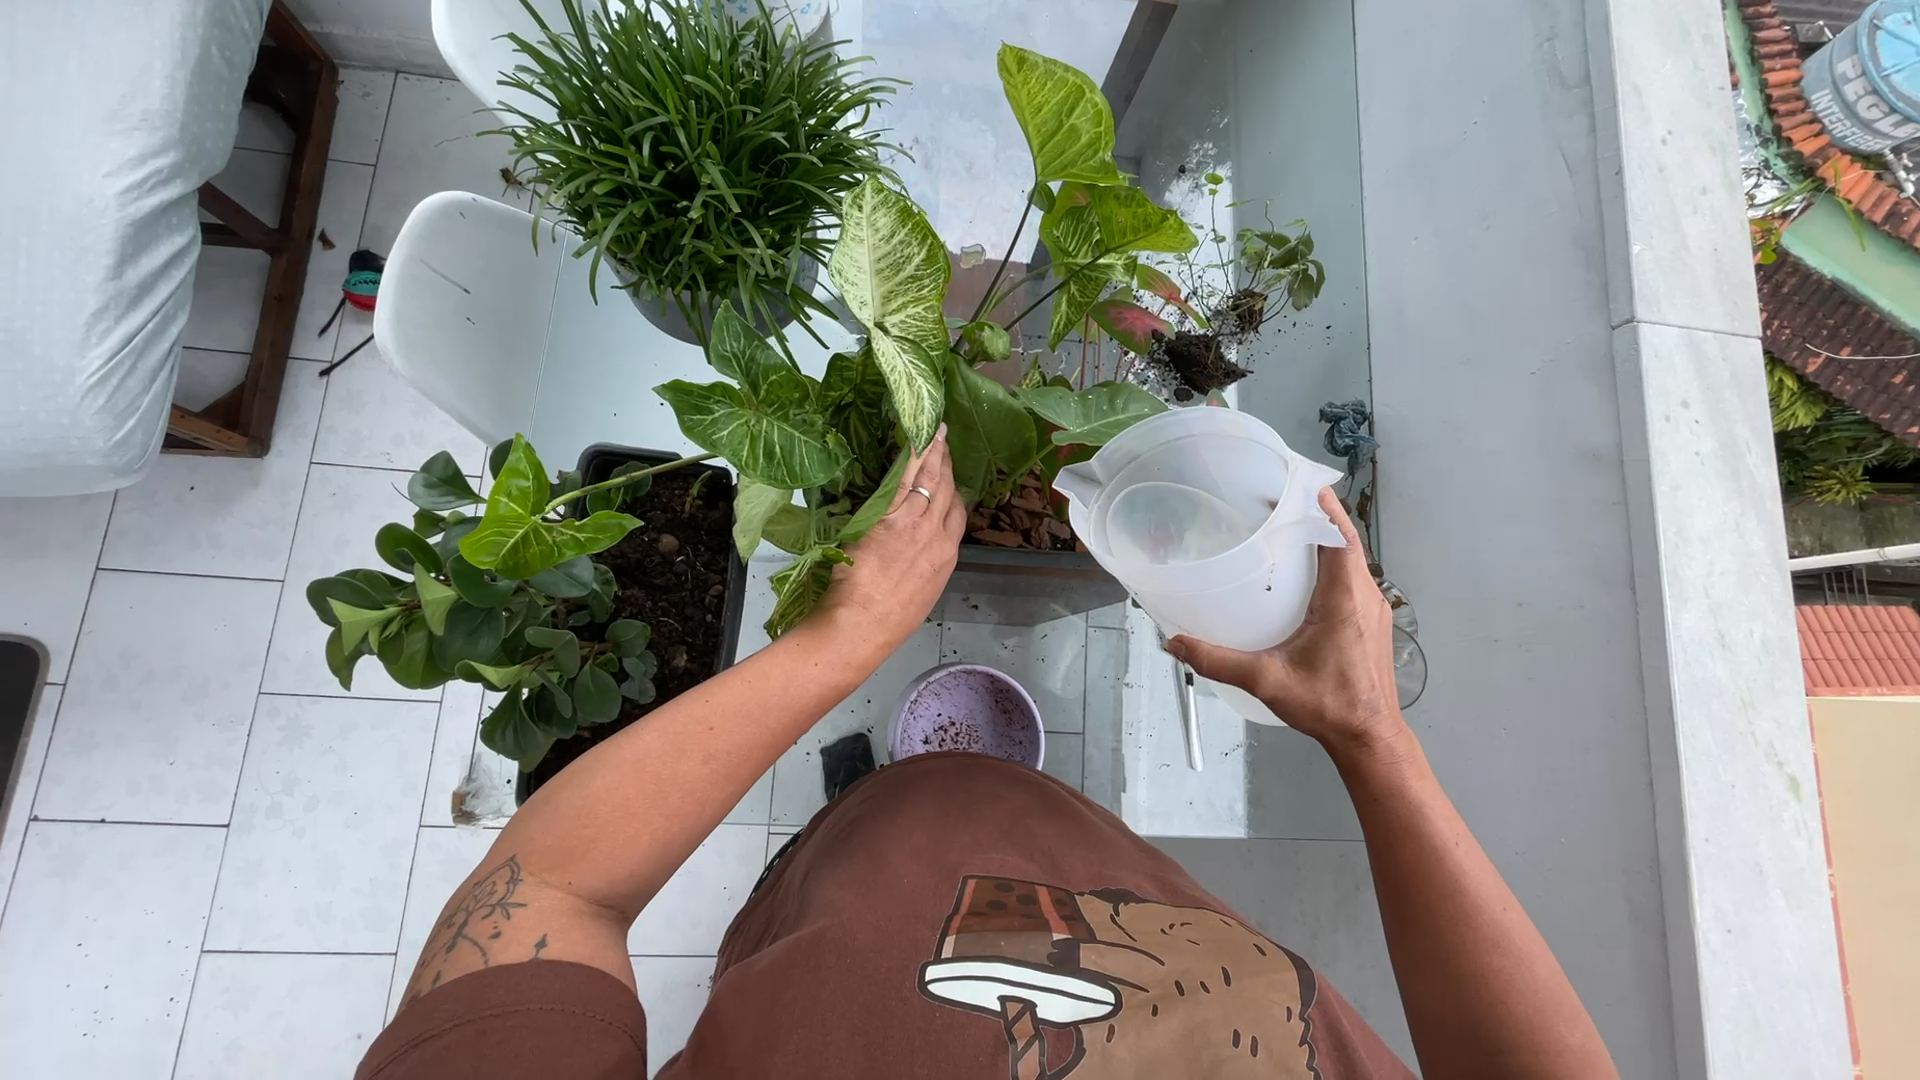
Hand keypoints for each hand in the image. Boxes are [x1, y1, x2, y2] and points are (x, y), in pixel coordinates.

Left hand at [816, 426, 965, 654]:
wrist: (864, 624)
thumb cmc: (885, 621)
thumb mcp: (918, 595)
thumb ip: (921, 569)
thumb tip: (912, 559)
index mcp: (945, 558)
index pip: (957, 516)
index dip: (954, 492)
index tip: (952, 478)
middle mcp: (936, 536)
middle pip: (947, 491)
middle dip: (947, 464)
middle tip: (944, 441)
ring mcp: (914, 524)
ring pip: (929, 480)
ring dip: (933, 453)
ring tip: (934, 432)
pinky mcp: (888, 517)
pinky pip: (904, 480)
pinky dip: (911, 457)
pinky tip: (914, 440)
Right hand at [1166, 488, 1406, 757]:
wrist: (1371, 739)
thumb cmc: (1327, 705)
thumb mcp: (1266, 681)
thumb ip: (1217, 661)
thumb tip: (1174, 643)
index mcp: (1345, 600)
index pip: (1339, 539)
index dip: (1323, 510)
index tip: (1301, 487)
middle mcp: (1366, 598)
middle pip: (1348, 545)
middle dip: (1321, 519)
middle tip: (1286, 505)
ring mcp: (1375, 612)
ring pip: (1355, 563)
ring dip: (1329, 543)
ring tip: (1294, 533)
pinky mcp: (1374, 626)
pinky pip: (1356, 581)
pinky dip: (1336, 566)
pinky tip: (1309, 577)